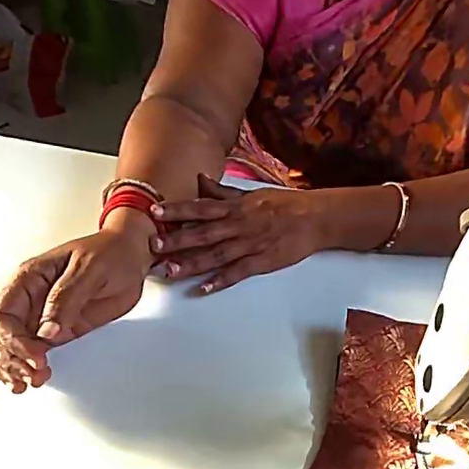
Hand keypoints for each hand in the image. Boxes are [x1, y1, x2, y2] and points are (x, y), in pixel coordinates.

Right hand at [0, 216, 155, 392]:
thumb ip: (67, 298)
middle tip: (30, 376)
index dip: (13, 340)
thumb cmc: (109, 253)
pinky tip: (30, 380)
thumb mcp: (90, 270)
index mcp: (29, 279)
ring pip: (12, 347)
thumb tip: (46, 331)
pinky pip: (35, 351)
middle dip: (10, 358)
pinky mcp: (60, 331)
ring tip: (26, 384)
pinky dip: (28, 367)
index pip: (4, 314)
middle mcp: (30, 300)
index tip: (35, 356)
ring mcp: (43, 317)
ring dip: (14, 367)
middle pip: (1, 334)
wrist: (131, 257)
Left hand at [150, 175, 332, 293]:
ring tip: (171, 271)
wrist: (315, 218)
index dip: (177, 210)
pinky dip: (222, 279)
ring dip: (192, 263)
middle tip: (154, 246)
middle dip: (177, 240)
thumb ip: (222, 192)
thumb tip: (200, 181)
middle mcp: (239, 225)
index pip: (200, 208)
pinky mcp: (262, 261)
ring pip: (216, 255)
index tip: (155, 211)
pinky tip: (205, 287)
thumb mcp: (251, 194)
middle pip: (203, 233)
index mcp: (236, 208)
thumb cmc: (284, 205)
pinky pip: (238, 272)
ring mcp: (250, 244)